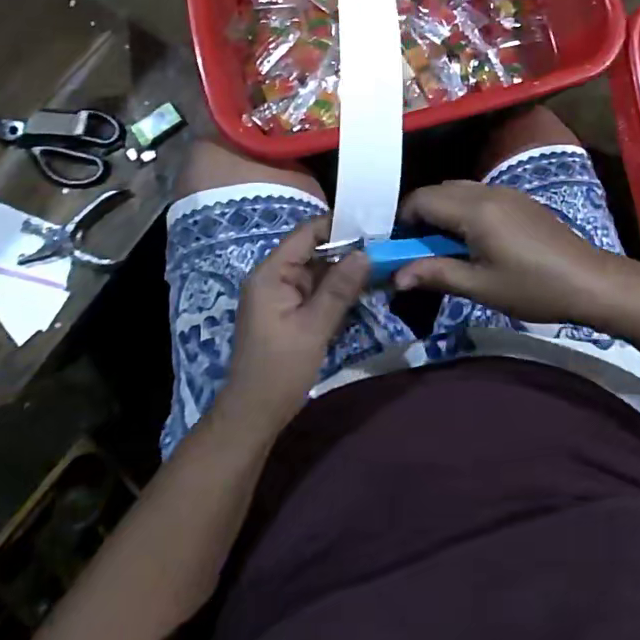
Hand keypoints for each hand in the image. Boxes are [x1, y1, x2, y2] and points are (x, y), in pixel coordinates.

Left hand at [221, 217, 368, 425]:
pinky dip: (337, 288)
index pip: (305, 234)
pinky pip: (316, 289)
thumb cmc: (280, 369)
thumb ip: (339, 288)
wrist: (254, 414)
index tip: (373, 225)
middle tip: (384, 247)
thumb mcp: (314, 327)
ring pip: (318, 270)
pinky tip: (364, 288)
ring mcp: (280, 294)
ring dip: (345, 269)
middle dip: (347, 248)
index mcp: (270, 274)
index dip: (338, 225)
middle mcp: (273, 277)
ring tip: (381, 264)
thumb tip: (366, 253)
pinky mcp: (289, 310)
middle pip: (313, 250)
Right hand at [394, 181, 624, 326]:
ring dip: (441, 211)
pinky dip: (462, 209)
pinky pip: (477, 193)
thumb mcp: (481, 287)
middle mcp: (487, 191)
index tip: (396, 247)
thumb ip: (435, 274)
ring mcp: (505, 191)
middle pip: (438, 190)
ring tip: (442, 247)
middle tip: (416, 250)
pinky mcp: (518, 199)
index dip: (401, 220)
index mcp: (474, 210)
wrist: (589, 280)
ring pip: (458, 189)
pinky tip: (470, 240)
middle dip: (419, 215)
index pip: (421, 200)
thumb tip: (396, 276)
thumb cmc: (534, 287)